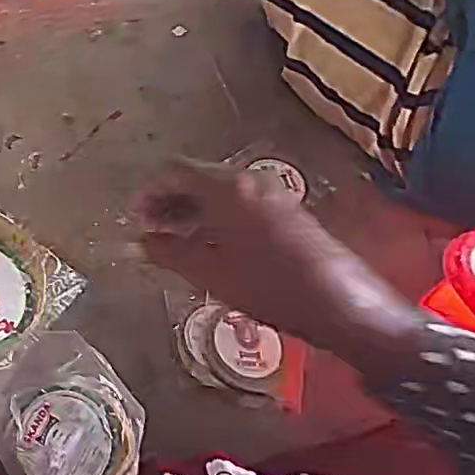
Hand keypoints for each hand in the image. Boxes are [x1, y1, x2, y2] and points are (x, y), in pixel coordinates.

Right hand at [133, 160, 422, 368]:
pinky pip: (237, 204)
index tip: (133, 217)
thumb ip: (169, 252)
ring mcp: (271, 194)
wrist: (341, 304)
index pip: (174, 171)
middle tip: (148, 231)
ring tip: (171, 243)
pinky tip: (206, 246)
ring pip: (217, 193)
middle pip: (196, 178)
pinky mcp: (284, 212)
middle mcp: (249, 180)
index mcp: (228, 187)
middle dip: (167, 202)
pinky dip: (213, 218)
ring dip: (189, 211)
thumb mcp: (210, 273)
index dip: (148, 191)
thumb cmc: (269, 286)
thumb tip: (138, 243)